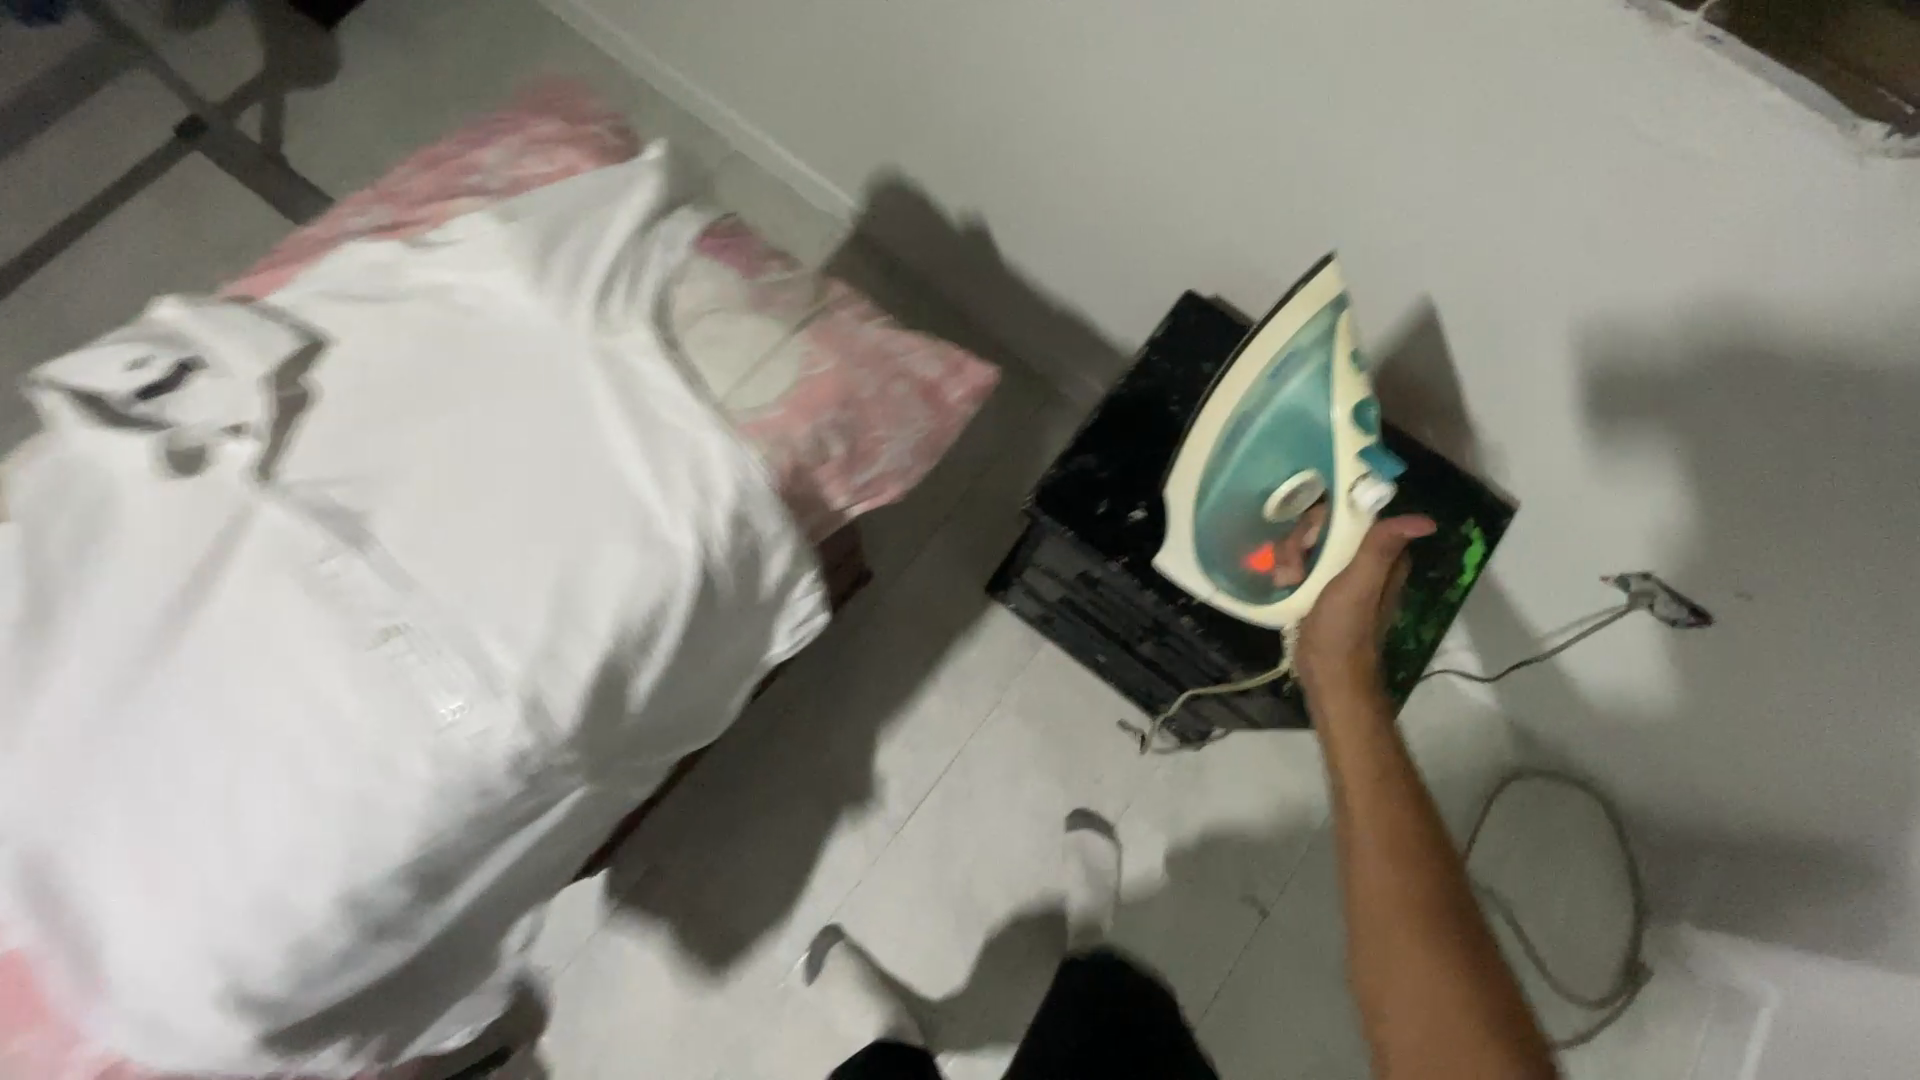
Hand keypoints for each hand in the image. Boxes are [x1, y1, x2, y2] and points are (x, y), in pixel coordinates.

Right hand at [1295, 515, 1435, 699]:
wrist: (1327, 674)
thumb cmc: (1343, 631)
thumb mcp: (1359, 587)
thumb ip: (1380, 550)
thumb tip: (1425, 521)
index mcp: (1381, 554)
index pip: (1351, 513)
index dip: (1325, 519)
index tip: (1310, 541)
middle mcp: (1362, 558)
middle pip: (1323, 526)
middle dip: (1300, 543)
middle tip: (1294, 569)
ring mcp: (1339, 572)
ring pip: (1307, 543)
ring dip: (1289, 558)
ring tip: (1287, 582)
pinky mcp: (1319, 586)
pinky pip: (1299, 561)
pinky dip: (1287, 570)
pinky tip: (1284, 587)